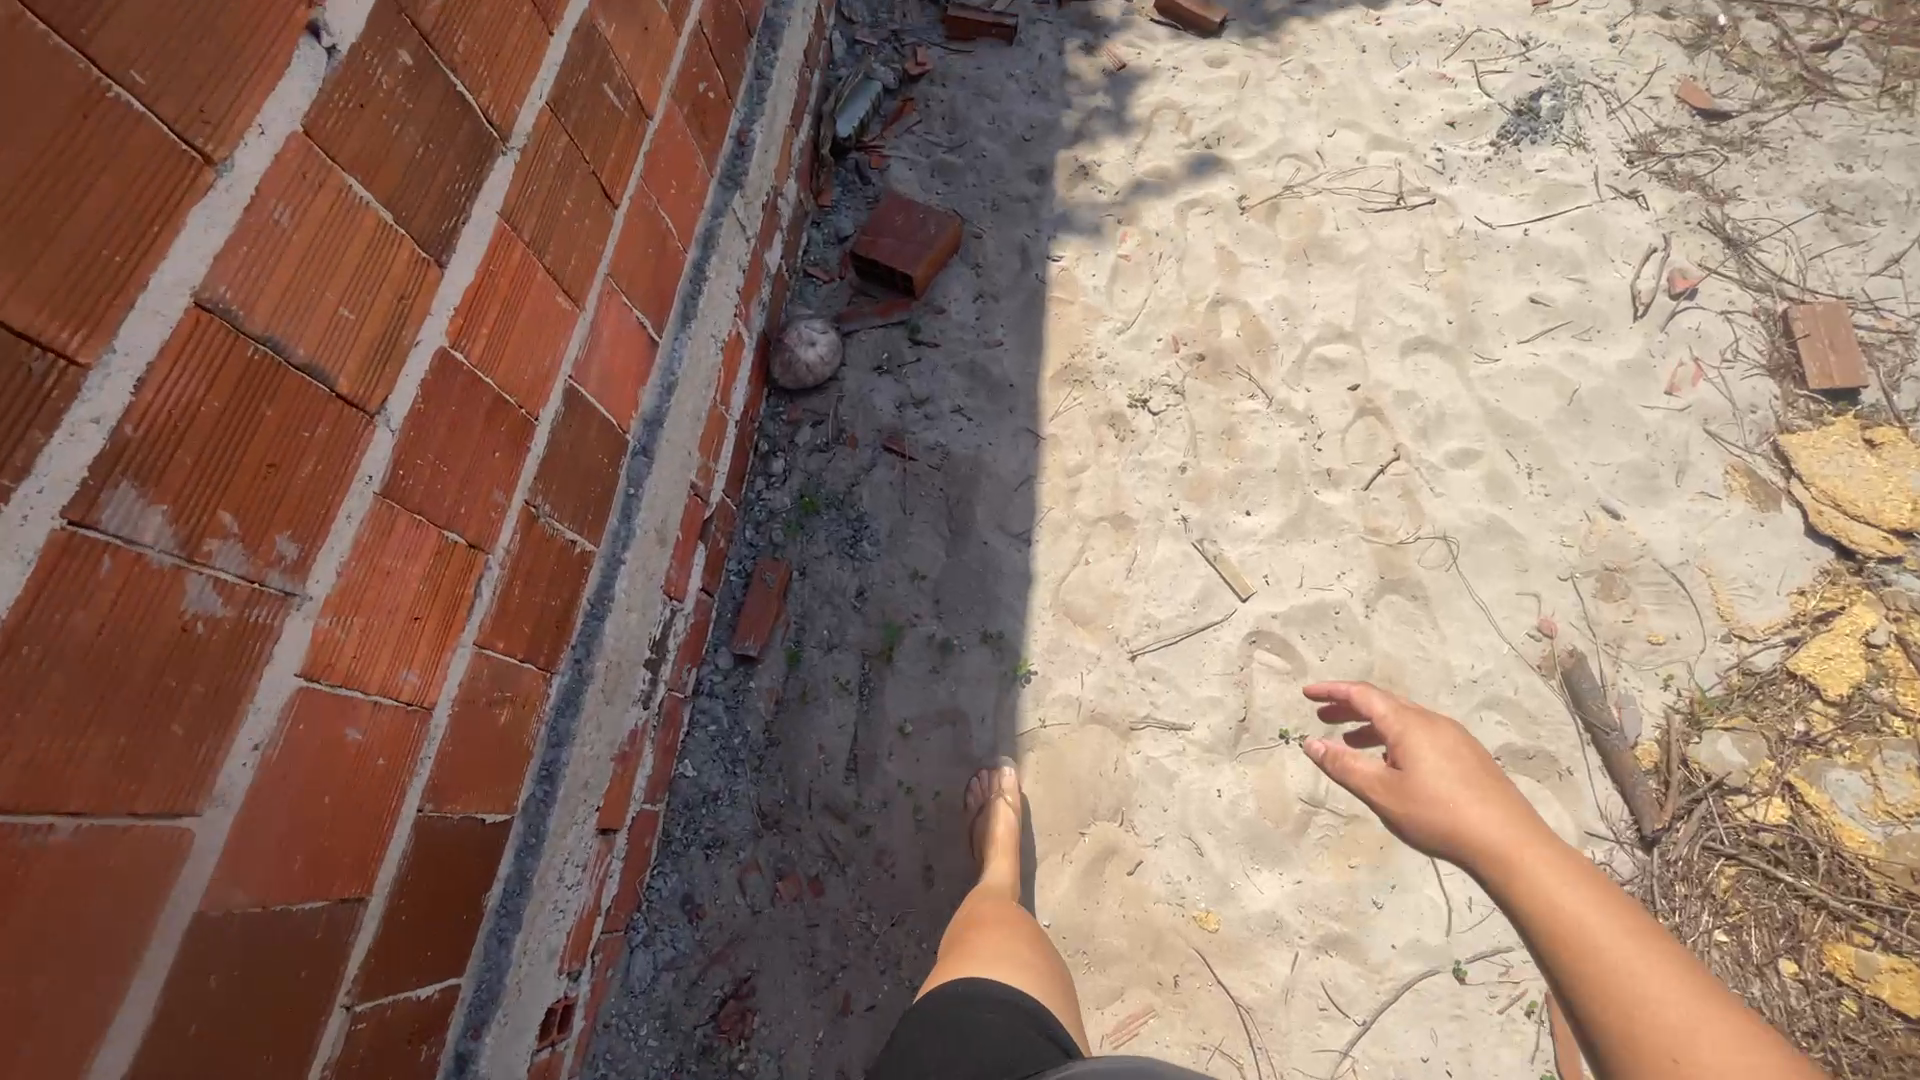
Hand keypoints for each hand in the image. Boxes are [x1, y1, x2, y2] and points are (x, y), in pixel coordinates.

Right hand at [1299, 681, 1551, 872]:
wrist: (1510, 843)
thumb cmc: (1438, 814)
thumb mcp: (1381, 792)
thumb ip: (1343, 765)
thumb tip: (1311, 743)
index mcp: (1408, 724)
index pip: (1362, 695)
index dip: (1332, 691)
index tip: (1307, 694)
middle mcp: (1432, 721)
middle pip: (1384, 703)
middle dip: (1350, 707)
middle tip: (1323, 717)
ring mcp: (1455, 738)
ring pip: (1404, 720)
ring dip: (1372, 726)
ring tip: (1351, 743)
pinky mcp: (1469, 756)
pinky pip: (1422, 735)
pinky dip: (1395, 738)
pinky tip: (1392, 764)